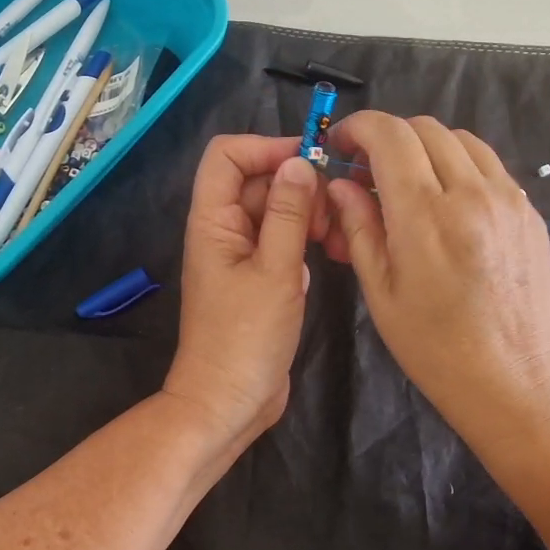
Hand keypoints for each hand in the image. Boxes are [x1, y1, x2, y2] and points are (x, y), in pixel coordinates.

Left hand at [164, 135, 319, 443]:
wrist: (228, 402)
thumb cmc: (246, 338)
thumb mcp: (275, 272)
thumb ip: (289, 214)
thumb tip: (299, 161)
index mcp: (214, 221)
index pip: (228, 155)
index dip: (267, 147)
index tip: (312, 162)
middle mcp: (223, 232)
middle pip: (258, 182)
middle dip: (298, 185)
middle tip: (334, 212)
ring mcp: (240, 258)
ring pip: (274, 213)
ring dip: (306, 216)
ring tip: (335, 237)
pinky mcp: (257, 282)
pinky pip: (280, 244)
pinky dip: (303, 243)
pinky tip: (325, 260)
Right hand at [324, 112, 549, 424]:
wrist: (510, 379)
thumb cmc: (433, 347)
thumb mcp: (381, 292)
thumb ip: (360, 229)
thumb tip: (341, 185)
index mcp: (425, 214)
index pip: (390, 135)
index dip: (359, 127)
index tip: (342, 144)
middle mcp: (471, 192)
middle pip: (426, 128)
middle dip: (389, 137)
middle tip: (368, 171)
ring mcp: (507, 199)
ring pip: (462, 140)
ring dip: (426, 147)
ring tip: (407, 184)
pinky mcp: (529, 212)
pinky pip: (489, 167)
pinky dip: (459, 167)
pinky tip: (446, 204)